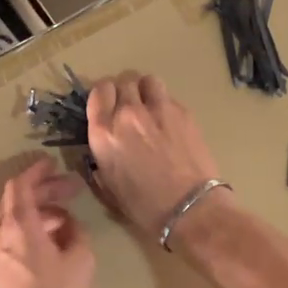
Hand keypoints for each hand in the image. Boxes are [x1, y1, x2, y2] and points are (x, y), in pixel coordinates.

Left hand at [0, 156, 93, 287]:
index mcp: (17, 225)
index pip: (21, 185)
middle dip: (44, 191)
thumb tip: (68, 224)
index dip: (37, 171)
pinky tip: (51, 240)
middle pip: (16, 200)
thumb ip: (76, 233)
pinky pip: (10, 237)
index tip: (53, 163)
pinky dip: (29, 229)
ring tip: (65, 217)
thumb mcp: (80, 261)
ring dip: (37, 211)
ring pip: (12, 219)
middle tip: (71, 190)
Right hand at [86, 73, 223, 239]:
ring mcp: (157, 109)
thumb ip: (101, 156)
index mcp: (104, 133)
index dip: (103, 96)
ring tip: (150, 106)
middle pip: (123, 81)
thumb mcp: (108, 184)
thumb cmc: (144, 206)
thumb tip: (104, 143)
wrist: (189, 208)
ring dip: (145, 90)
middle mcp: (128, 114)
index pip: (98, 91)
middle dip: (124, 91)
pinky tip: (169, 122)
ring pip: (147, 80)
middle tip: (130, 108)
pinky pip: (168, 96)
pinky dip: (165, 103)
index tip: (108, 105)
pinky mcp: (183, 111)